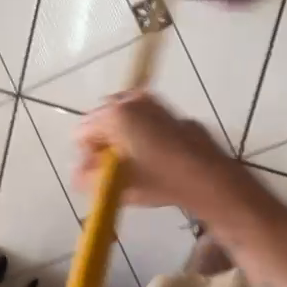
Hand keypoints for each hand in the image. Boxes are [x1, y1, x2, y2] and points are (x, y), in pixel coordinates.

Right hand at [74, 90, 249, 212]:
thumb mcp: (117, 185)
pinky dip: (138, 132)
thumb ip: (88, 179)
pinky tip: (150, 156)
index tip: (96, 175)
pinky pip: (142, 118)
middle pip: (101, 121)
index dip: (85, 156)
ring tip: (131, 164)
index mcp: (114, 115)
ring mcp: (152, 102)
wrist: (208, 177)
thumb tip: (78, 175)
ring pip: (122, 118)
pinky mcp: (169, 110)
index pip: (82, 133)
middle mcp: (130, 100)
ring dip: (120, 138)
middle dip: (101, 144)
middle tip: (112, 169)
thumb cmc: (160, 180)